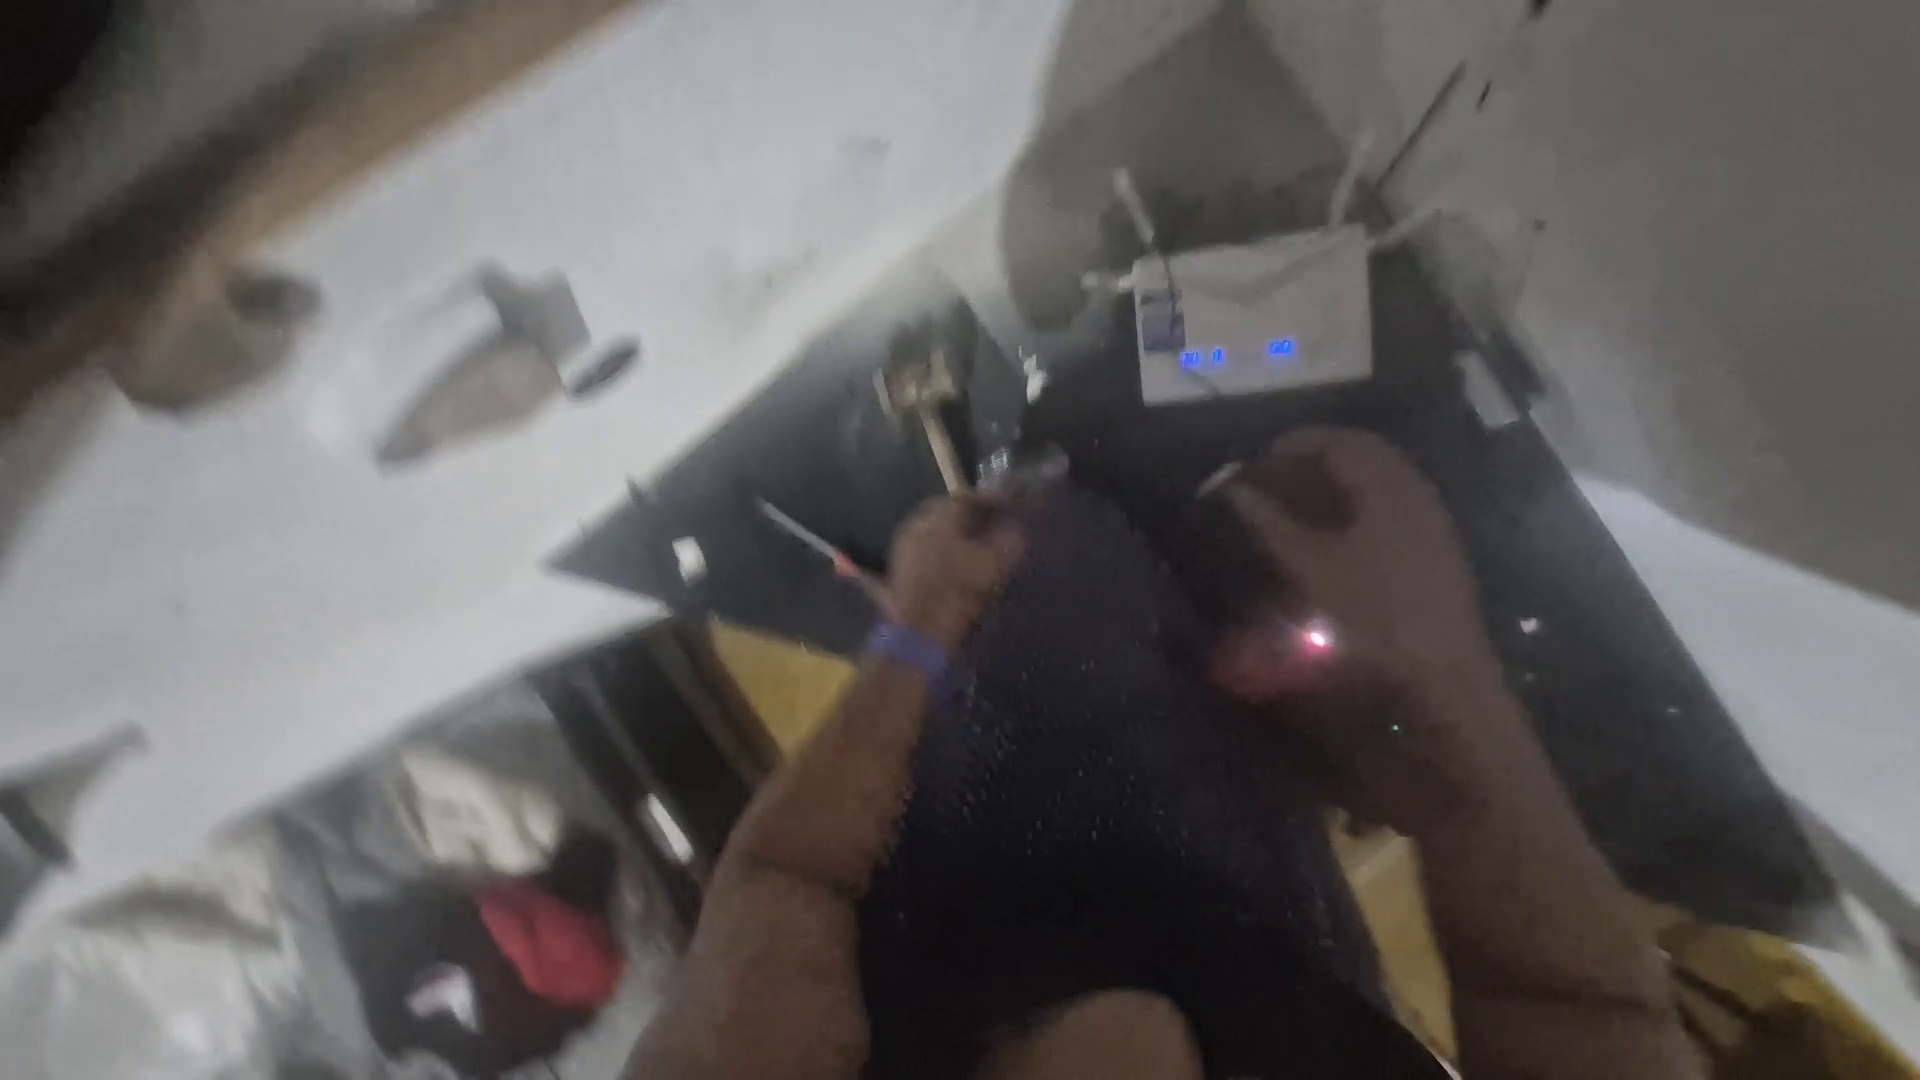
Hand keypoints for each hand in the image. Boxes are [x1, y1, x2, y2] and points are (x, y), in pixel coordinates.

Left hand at [887, 493, 1026, 649]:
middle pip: (945, 509)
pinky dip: (939, 548)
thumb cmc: (957, 594)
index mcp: (938, 517)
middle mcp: (917, 523)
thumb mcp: (992, 566)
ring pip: (932, 528)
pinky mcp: (897, 566)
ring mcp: (903, 545)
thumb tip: (1015, 528)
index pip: (966, 497)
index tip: (1006, 507)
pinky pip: (923, 546)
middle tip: (990, 523)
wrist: (919, 633)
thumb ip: (1007, 541)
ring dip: (952, 531)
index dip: (989, 500)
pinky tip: (952, 561)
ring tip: (973, 543)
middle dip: (968, 514)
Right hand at [1213, 428, 1514, 832]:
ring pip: (1375, 501)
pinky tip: (1320, 558)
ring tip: (1285, 520)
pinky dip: (1347, 530)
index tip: (1256, 460)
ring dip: (1329, 500)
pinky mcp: (1430, 581)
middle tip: (1267, 486)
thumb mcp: (1302, 567)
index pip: (1345, 443)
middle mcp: (1417, 510)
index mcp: (1392, 495)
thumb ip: (1265, 520)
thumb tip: (1230, 484)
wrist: (1438, 710)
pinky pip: (1383, 533)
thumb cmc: (1365, 627)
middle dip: (1312, 468)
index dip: (1296, 442)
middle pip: (1365, 466)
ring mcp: (1430, 546)